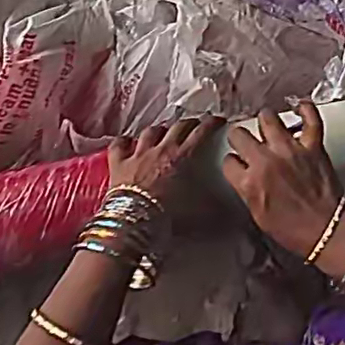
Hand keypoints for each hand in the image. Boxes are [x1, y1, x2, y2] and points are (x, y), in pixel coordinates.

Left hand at [107, 115, 224, 210]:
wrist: (132, 223)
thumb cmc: (166, 217)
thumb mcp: (195, 211)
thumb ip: (211, 206)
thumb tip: (226, 212)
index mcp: (181, 157)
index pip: (200, 133)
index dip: (211, 124)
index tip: (218, 120)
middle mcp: (160, 150)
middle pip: (177, 127)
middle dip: (188, 124)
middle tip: (194, 127)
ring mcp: (137, 154)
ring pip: (150, 132)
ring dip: (159, 131)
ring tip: (164, 133)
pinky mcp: (118, 163)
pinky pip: (119, 145)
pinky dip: (124, 142)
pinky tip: (127, 142)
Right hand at [221, 101, 343, 255]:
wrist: (327, 229)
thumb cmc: (294, 229)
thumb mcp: (258, 215)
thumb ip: (248, 190)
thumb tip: (245, 176)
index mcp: (249, 183)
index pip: (229, 161)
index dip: (233, 162)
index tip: (238, 163)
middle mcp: (266, 161)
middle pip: (240, 134)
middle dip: (240, 137)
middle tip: (246, 141)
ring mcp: (290, 150)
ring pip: (268, 118)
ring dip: (266, 121)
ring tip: (268, 125)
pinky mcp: (312, 145)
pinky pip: (310, 118)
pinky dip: (306, 109)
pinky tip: (299, 106)